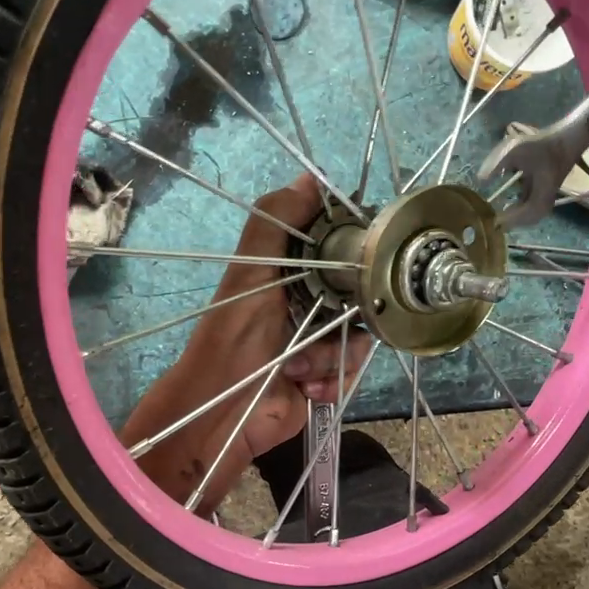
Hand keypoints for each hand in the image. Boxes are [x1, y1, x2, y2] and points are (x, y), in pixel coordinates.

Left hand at [121, 175, 366, 511]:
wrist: (223, 412)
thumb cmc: (234, 338)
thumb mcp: (250, 272)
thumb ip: (275, 223)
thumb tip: (310, 177)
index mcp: (291, 275)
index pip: (341, 253)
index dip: (357, 254)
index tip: (365, 259)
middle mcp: (309, 305)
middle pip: (361, 299)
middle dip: (347, 318)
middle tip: (326, 328)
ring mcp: (318, 344)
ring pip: (359, 339)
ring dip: (331, 356)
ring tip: (299, 367)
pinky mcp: (323, 379)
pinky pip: (351, 374)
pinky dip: (330, 381)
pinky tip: (305, 387)